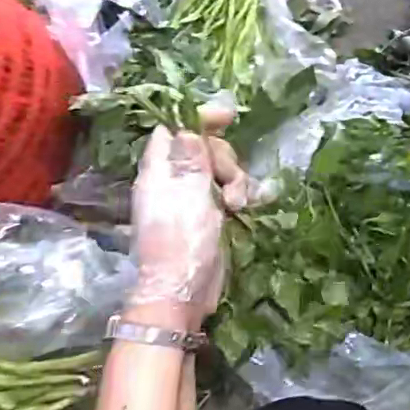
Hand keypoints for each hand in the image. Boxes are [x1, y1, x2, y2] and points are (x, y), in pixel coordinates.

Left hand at [124, 105, 251, 332]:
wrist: (182, 292)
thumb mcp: (189, 196)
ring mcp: (192, 198)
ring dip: (237, 180)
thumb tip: (187, 127)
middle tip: (230, 184)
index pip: (174, 130)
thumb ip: (190, 160)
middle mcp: (174, 181)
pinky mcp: (209, 215)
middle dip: (225, 160)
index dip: (199, 119)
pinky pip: (229, 191)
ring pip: (221, 170)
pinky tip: (250, 205)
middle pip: (204, 148)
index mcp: (160, 172)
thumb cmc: (181, 243)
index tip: (229, 117)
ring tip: (238, 204)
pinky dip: (242, 194)